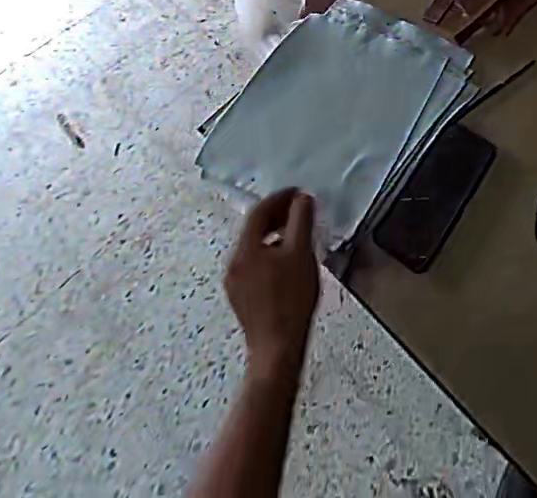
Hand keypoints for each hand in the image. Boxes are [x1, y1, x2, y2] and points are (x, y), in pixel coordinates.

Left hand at [224, 187, 318, 375]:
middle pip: (253, 228)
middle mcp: (234, 264)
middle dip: (277, 213)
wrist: (277, 344)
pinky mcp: (242, 295)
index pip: (258, 213)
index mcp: (245, 251)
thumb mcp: (302, 253)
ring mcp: (236, 281)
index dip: (279, 198)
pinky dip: (272, 249)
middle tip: (301, 206)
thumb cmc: (292, 297)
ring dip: (275, 231)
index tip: (299, 191)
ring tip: (299, 229)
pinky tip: (289, 256)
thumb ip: (301, 221)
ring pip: (254, 245)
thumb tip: (302, 199)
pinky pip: (255, 261)